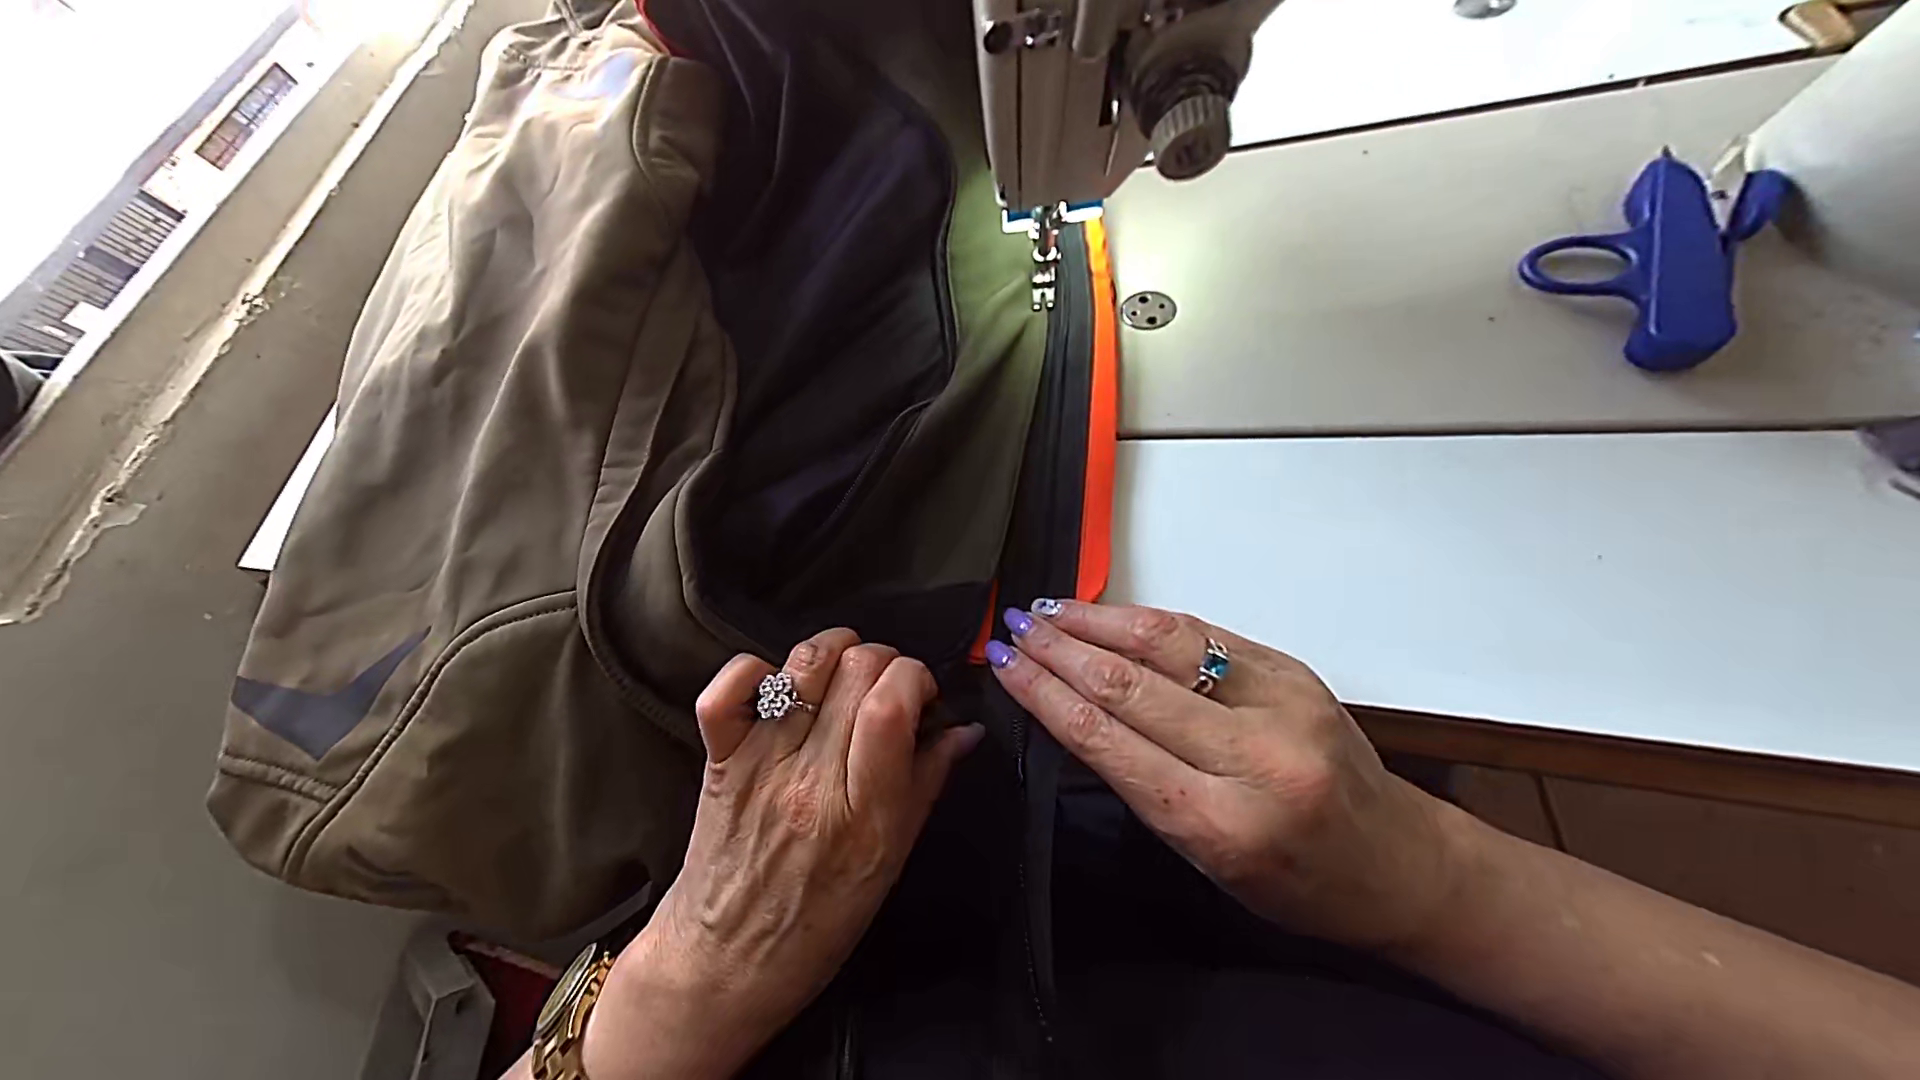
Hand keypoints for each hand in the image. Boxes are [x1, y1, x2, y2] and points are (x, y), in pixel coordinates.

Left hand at [584, 630, 982, 1079]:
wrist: (724, 964)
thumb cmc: (819, 921)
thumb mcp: (893, 858)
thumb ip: (930, 780)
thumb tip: (966, 729)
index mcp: (862, 810)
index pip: (891, 703)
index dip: (916, 677)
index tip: (921, 694)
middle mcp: (810, 778)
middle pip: (856, 670)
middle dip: (886, 661)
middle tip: (888, 688)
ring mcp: (760, 762)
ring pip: (804, 663)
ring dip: (838, 650)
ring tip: (846, 674)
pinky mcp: (721, 757)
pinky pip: (726, 688)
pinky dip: (755, 669)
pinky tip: (782, 684)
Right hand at [987, 600, 1458, 951]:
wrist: (1398, 861)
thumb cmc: (1292, 879)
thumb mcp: (1201, 853)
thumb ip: (1137, 777)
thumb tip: (1070, 708)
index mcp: (1219, 821)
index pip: (1107, 740)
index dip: (1046, 694)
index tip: (1005, 664)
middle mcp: (1253, 756)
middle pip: (1130, 684)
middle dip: (1060, 648)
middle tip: (1014, 626)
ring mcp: (1281, 701)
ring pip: (1166, 642)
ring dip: (1095, 621)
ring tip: (1048, 609)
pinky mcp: (1294, 668)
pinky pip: (1202, 633)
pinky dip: (1143, 619)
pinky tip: (1107, 613)